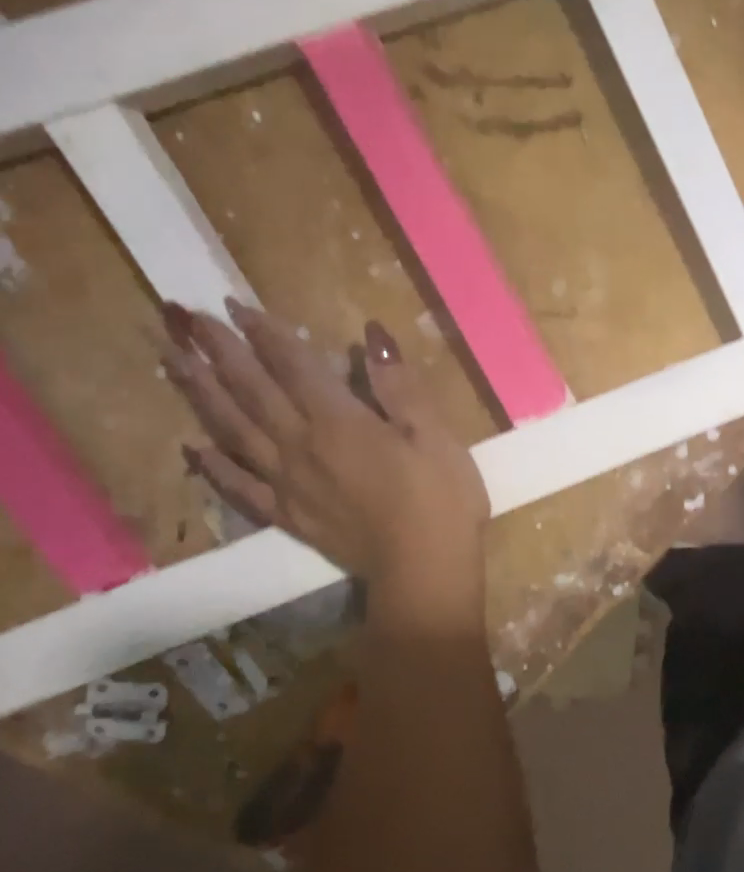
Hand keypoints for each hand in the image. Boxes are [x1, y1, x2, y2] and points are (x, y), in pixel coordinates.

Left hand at [160, 299, 488, 628]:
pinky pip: (238, 484)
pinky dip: (212, 463)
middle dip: (220, 352)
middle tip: (185, 319)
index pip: (294, 368)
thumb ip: (401, 388)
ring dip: (201, 394)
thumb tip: (372, 336)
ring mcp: (287, 481)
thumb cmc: (442, 497)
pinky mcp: (287, 513)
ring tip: (173, 363)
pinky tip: (192, 446)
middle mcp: (300, 444)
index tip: (235, 306)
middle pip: (253, 391)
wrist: (424, 564)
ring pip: (233, 430)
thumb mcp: (436, 436)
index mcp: (340, 422)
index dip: (266, 335)